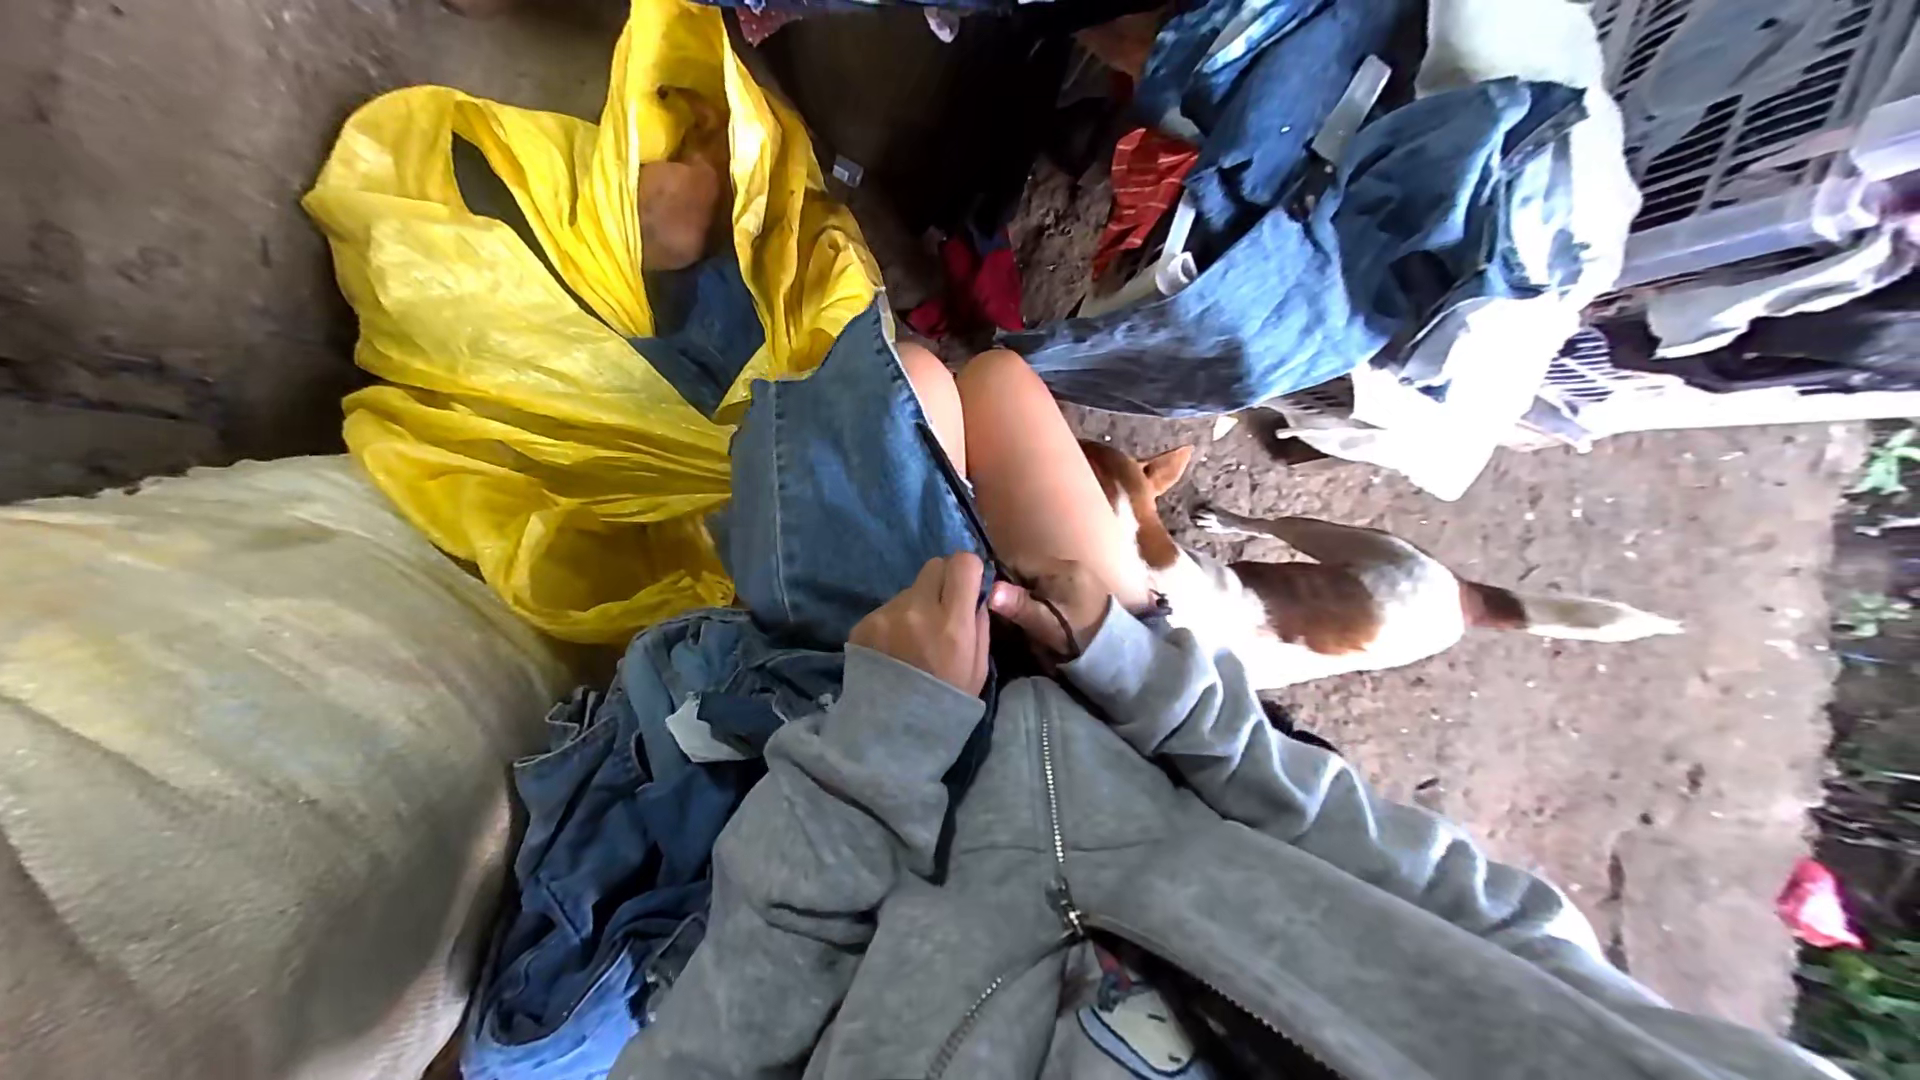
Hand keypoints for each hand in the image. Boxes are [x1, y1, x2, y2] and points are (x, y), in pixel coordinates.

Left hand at [849, 554, 991, 695]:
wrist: (891, 733)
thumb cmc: (945, 702)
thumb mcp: (978, 667)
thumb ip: (980, 623)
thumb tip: (977, 591)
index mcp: (952, 624)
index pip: (962, 563)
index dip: (968, 569)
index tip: (968, 585)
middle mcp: (918, 611)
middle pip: (934, 565)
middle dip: (943, 580)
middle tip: (943, 607)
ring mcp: (887, 615)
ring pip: (910, 589)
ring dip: (917, 603)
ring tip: (914, 639)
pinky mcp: (864, 623)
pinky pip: (887, 607)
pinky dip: (895, 621)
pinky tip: (894, 649)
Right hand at [987, 558, 1111, 659]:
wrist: (1120, 652)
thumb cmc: (1080, 637)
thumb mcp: (1046, 625)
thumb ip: (1019, 606)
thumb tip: (991, 591)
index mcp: (1059, 568)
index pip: (1016, 561)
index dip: (1000, 579)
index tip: (992, 601)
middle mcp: (1068, 565)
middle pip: (1026, 570)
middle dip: (1014, 591)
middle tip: (1008, 617)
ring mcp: (1077, 575)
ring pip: (1037, 580)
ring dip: (1027, 597)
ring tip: (1025, 621)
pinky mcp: (1082, 587)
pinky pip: (1051, 586)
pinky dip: (1041, 600)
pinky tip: (1041, 618)